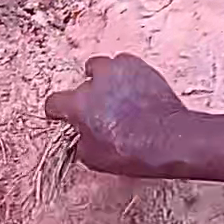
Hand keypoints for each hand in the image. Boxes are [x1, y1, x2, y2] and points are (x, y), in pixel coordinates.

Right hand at [44, 53, 194, 177]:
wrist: (169, 139)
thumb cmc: (131, 151)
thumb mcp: (93, 158)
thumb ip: (80, 141)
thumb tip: (81, 136)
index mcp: (78, 104)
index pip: (54, 102)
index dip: (56, 112)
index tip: (60, 116)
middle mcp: (95, 81)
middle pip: (80, 83)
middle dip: (85, 96)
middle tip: (94, 111)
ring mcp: (119, 70)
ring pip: (102, 67)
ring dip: (103, 79)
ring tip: (111, 94)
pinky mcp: (141, 67)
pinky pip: (125, 65)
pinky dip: (125, 75)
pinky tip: (130, 90)